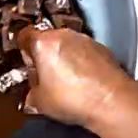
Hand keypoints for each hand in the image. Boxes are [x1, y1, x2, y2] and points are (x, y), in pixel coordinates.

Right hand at [17, 27, 137, 134]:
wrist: (112, 102)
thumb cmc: (74, 99)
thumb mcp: (41, 102)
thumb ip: (32, 93)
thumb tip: (33, 96)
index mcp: (43, 43)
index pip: (24, 36)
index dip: (24, 51)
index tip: (28, 64)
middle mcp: (63, 35)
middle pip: (47, 39)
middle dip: (46, 55)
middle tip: (47, 77)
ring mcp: (85, 39)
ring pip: (67, 44)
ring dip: (65, 57)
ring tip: (68, 81)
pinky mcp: (102, 48)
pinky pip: (85, 51)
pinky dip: (83, 62)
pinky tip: (85, 81)